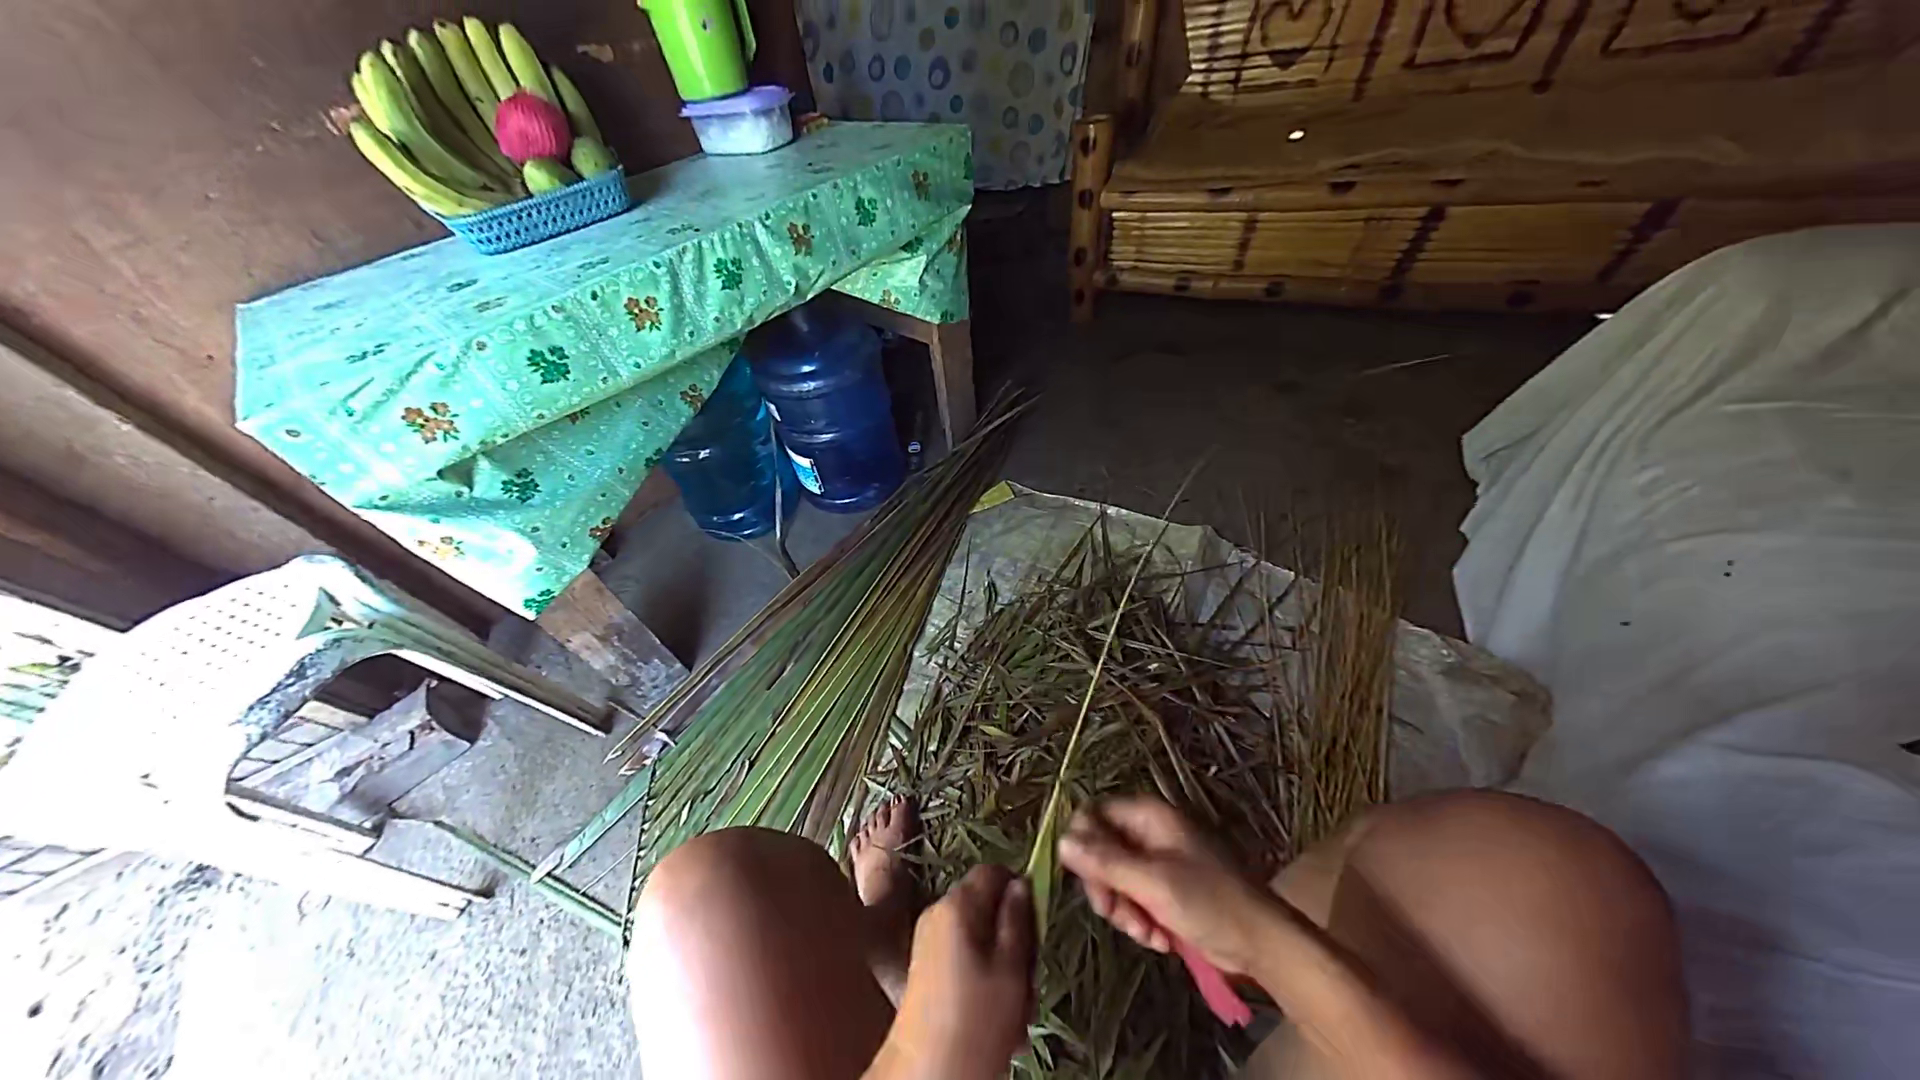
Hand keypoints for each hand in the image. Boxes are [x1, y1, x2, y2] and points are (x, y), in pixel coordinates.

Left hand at [869, 864, 1034, 1079]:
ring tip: (1017, 1004)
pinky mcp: (927, 968)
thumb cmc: (977, 1019)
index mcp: (956, 905)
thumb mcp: (1011, 968)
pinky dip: (984, 977)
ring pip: (979, 935)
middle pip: (986, 904)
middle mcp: (937, 913)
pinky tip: (998, 1014)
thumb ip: (1018, 920)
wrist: (926, 1075)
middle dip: (1013, 933)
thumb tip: (1023, 883)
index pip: (992, 871)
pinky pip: (965, 957)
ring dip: (1002, 961)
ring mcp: (928, 940)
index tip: (1038, 919)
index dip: (1019, 886)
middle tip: (1030, 973)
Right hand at [1058, 796, 1278, 976]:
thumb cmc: (1210, 902)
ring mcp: (1158, 860)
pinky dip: (1140, 919)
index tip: (1091, 881)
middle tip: (1119, 915)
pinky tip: (1159, 938)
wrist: (1262, 942)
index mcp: (1148, 815)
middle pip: (1100, 849)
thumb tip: (1060, 842)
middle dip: (1106, 887)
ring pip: (1114, 877)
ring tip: (1146, 932)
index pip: (1093, 815)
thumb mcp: (1152, 882)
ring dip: (1124, 909)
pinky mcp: (1165, 887)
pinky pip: (1133, 897)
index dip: (1084, 847)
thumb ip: (1104, 861)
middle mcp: (1149, 831)